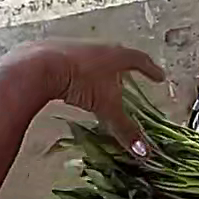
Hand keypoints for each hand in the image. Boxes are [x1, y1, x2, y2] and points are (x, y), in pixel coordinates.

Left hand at [0, 40, 165, 155]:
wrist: (39, 66)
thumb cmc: (81, 82)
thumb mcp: (106, 107)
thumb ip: (124, 129)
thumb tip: (144, 152)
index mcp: (115, 55)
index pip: (140, 60)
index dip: (150, 70)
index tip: (159, 77)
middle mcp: (97, 46)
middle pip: (116, 55)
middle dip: (124, 68)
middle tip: (129, 79)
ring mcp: (74, 47)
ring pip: (94, 58)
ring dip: (100, 70)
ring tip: (102, 84)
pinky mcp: (53, 52)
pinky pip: (73, 63)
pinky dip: (79, 73)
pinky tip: (74, 84)